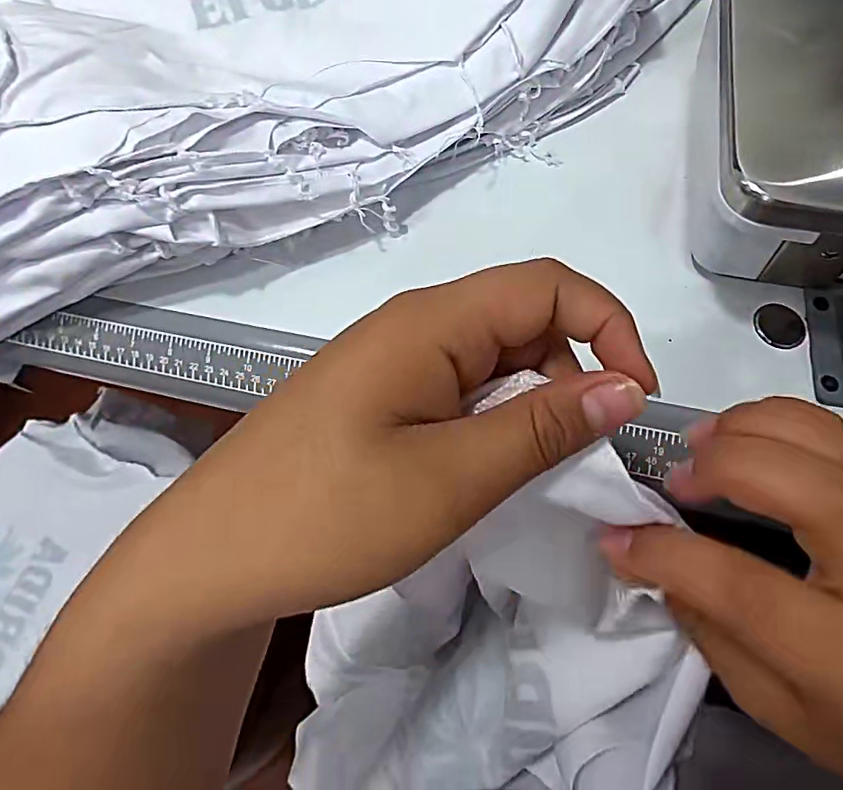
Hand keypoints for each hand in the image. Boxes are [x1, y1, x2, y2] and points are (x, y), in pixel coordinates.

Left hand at [122, 258, 657, 634]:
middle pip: (523, 314)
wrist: (208, 558)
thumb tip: (626, 387)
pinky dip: (495, 411)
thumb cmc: (327, 515)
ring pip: (495, 350)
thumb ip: (543, 426)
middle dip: (575, 365)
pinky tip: (483, 461)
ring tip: (529, 463)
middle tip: (583, 446)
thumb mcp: (451, 477)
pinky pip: (461, 379)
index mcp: (432, 321)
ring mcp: (394, 355)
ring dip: (534, 394)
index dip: (609, 325)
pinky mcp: (381, 388)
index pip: (548, 284)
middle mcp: (415, 322)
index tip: (635, 397)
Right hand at [599, 399, 842, 789]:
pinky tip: (740, 434)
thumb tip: (649, 555)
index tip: (619, 538)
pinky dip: (775, 415)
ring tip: (702, 445)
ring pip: (828, 443)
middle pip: (811, 492)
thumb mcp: (773, 707)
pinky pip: (832, 429)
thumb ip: (707, 628)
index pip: (749, 591)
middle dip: (726, 468)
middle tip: (677, 478)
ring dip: (750, 427)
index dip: (670, 555)